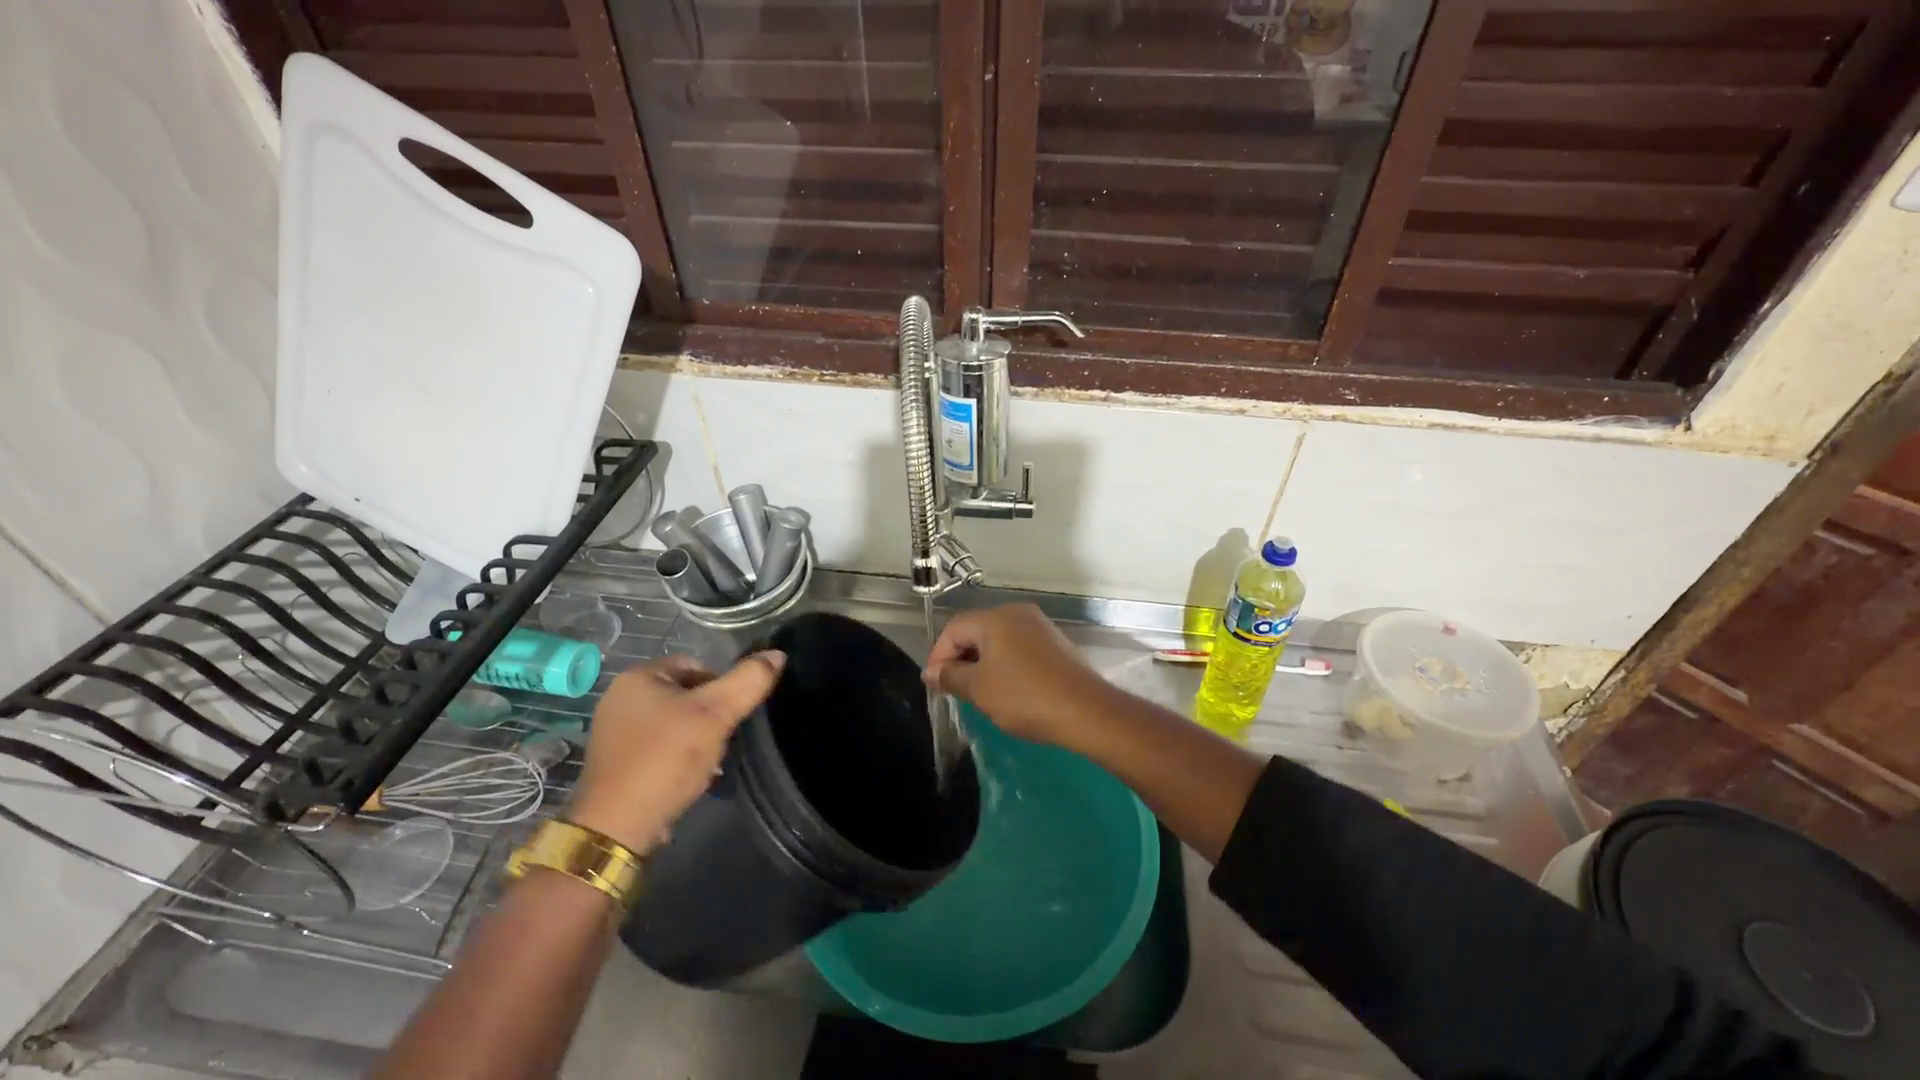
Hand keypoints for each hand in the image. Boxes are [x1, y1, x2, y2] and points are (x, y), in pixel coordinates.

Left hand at [567, 651, 783, 853]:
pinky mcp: (615, 762)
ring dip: (695, 739)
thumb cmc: (666, 759)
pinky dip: (676, 758)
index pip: (694, 664)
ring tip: (708, 763)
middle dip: (708, 716)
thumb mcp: (715, 715)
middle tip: (722, 741)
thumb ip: (748, 681)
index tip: (731, 716)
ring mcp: (614, 732)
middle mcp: (619, 698)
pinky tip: (687, 778)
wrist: (618, 825)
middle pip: (684, 695)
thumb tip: (777, 654)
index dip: (720, 687)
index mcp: (637, 677)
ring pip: (672, 724)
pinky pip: (657, 748)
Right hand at [923, 604, 1110, 748]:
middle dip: (959, 658)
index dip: (938, 656)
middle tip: (951, 689)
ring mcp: (1040, 627)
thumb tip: (931, 672)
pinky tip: (1005, 689)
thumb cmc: (1024, 697)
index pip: (954, 629)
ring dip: (981, 663)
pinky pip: (1019, 648)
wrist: (1085, 711)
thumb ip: (950, 676)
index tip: (934, 685)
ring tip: (976, 692)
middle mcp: (1018, 613)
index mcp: (995, 618)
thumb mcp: (979, 689)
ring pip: (998, 640)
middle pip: (976, 630)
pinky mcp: (1055, 644)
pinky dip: (1004, 665)